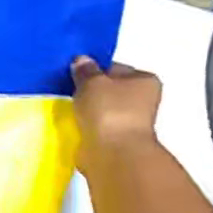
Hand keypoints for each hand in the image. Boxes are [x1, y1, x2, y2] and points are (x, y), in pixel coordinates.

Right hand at [71, 56, 162, 170]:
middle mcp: (142, 99)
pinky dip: (85, 125)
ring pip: (101, 109)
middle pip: (109, 89)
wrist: (112, 152)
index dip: (93, 71)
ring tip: (68, 109)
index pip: (115, 69)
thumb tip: (81, 60)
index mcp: (144, 80)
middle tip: (68, 91)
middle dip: (90, 91)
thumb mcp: (92, 82)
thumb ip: (85, 70)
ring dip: (86, 110)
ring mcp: (130, 121)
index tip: (74, 76)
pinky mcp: (115, 139)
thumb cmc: (108, 110)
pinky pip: (96, 126)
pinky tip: (73, 124)